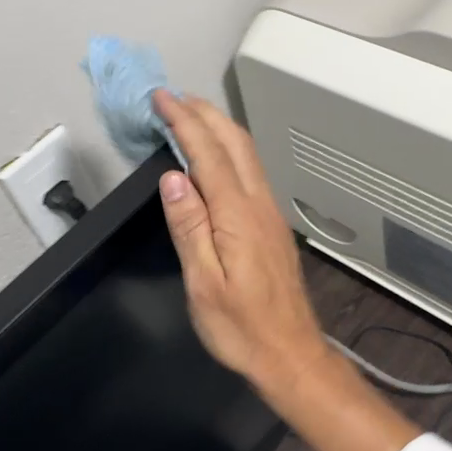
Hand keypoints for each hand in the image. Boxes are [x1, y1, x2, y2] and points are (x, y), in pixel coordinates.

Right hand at [152, 91, 331, 392]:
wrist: (290, 353)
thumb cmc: (241, 327)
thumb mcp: (203, 283)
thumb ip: (189, 226)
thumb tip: (173, 177)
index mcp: (237, 216)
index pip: (207, 155)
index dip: (184, 122)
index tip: (161, 98)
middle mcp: (258, 205)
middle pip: (234, 143)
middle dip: (204, 113)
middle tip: (173, 97)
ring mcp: (269, 214)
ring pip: (247, 154)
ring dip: (219, 127)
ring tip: (191, 114)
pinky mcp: (272, 226)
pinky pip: (250, 172)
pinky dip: (229, 149)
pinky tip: (216, 156)